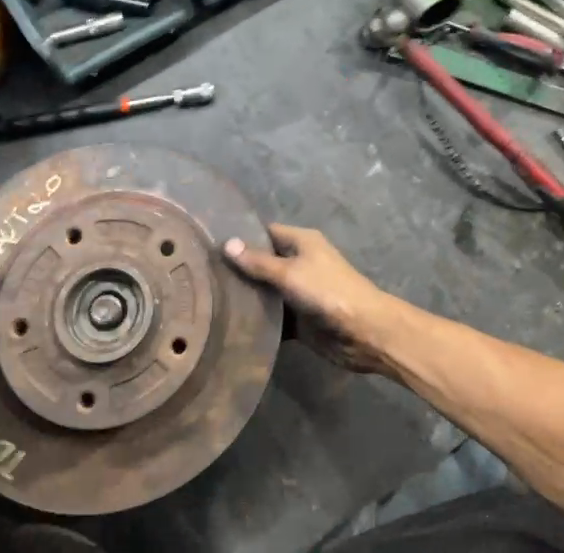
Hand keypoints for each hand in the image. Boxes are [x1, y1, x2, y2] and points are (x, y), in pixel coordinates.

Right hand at [223, 224, 404, 375]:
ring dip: (247, 299)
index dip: (241, 237)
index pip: (265, 233)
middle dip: (239, 271)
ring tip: (206, 302)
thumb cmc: (327, 291)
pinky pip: (274, 318)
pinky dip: (258, 322)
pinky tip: (229, 327)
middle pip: (264, 264)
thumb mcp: (289, 273)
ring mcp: (300, 292)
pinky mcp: (300, 320)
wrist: (363, 331)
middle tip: (200, 277)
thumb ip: (258, 262)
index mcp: (302, 242)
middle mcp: (300, 263)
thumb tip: (227, 243)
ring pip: (267, 292)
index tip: (208, 243)